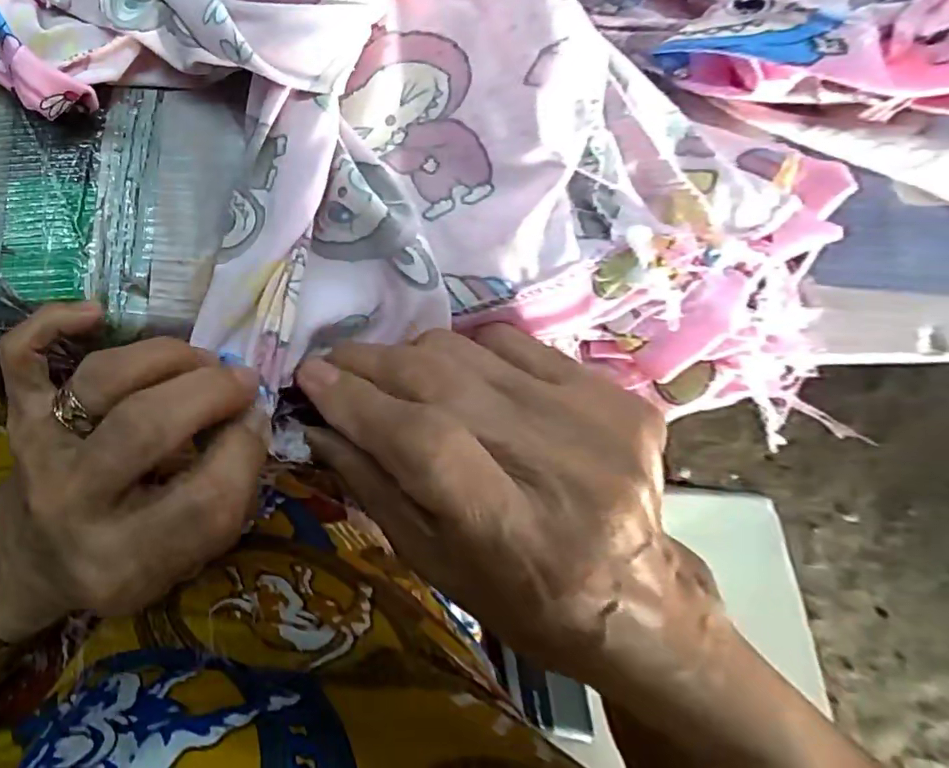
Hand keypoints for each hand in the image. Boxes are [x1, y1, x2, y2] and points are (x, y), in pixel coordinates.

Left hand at [0, 302, 268, 642]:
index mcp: (118, 560)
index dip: (244, 454)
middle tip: (239, 379)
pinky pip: (20, 355)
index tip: (258, 421)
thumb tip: (249, 419)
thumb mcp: (170, 566)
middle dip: (207, 392)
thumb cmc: (109, 562)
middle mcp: (71, 499)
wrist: (27, 558)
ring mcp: (37, 448)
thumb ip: (214, 505)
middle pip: (144, 426)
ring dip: (161, 356)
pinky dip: (51, 322)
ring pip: (100, 378)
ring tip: (198, 358)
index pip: (201, 503)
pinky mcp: (16, 414)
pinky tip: (96, 312)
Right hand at [293, 326, 722, 693]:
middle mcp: (566, 473)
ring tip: (388, 377)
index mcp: (515, 533)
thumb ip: (365, 479)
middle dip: (366, 365)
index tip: (308, 376)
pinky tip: (456, 379)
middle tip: (330, 365)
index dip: (357, 401)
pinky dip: (462, 349)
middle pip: (439, 384)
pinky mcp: (617, 398)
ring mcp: (598, 426)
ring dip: (405, 355)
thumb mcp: (423, 555)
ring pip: (462, 351)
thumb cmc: (513, 593)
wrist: (640, 608)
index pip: (424, 443)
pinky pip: (506, 340)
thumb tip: (312, 416)